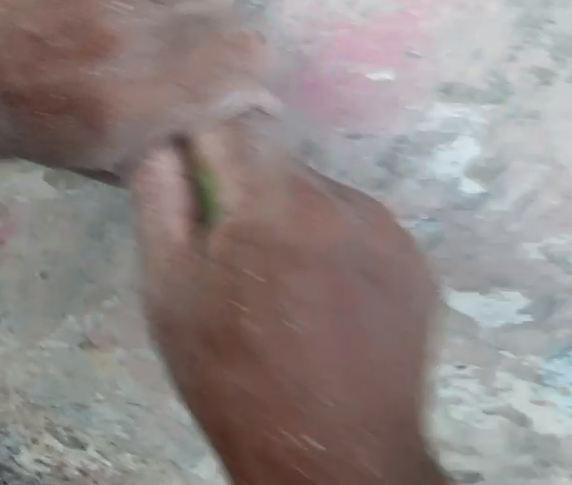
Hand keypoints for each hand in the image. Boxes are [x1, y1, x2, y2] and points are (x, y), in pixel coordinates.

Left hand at [0, 0, 273, 175]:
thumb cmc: (43, 128)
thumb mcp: (114, 154)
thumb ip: (186, 125)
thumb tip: (261, 97)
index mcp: (136, 100)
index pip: (239, 59)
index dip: (250, 66)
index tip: (236, 71)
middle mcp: (125, 38)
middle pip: (221, 15)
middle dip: (221, 36)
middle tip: (197, 47)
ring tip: (170, 14)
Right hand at [130, 118, 445, 484]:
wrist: (332, 463)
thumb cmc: (230, 371)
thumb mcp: (167, 282)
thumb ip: (157, 192)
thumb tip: (157, 135)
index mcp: (275, 199)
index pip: (223, 121)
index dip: (192, 136)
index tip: (176, 167)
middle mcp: (341, 199)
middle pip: (268, 154)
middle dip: (235, 178)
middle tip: (217, 240)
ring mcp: (386, 230)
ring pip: (309, 185)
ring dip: (279, 206)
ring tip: (265, 272)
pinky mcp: (415, 261)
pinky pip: (348, 219)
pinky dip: (320, 234)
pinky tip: (310, 288)